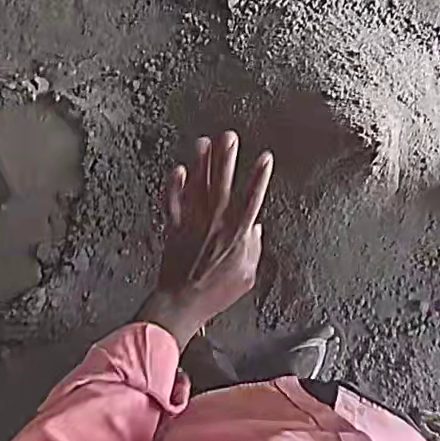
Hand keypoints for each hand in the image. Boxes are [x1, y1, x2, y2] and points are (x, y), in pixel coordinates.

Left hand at [136, 131, 272, 345]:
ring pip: (198, 188)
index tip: (265, 158)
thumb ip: (253, 249)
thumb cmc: (215, 294)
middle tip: (229, 137)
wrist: (181, 303)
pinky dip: (174, 186)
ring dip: (202, 164)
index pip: (251, 200)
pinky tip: (178, 169)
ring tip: (205, 143)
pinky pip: (173, 202)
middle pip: (222, 185)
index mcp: (236, 235)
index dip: (259, 177)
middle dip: (226, 159)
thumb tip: (255, 229)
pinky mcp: (174, 227)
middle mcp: (215, 224)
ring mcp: (193, 224)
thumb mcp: (246, 276)